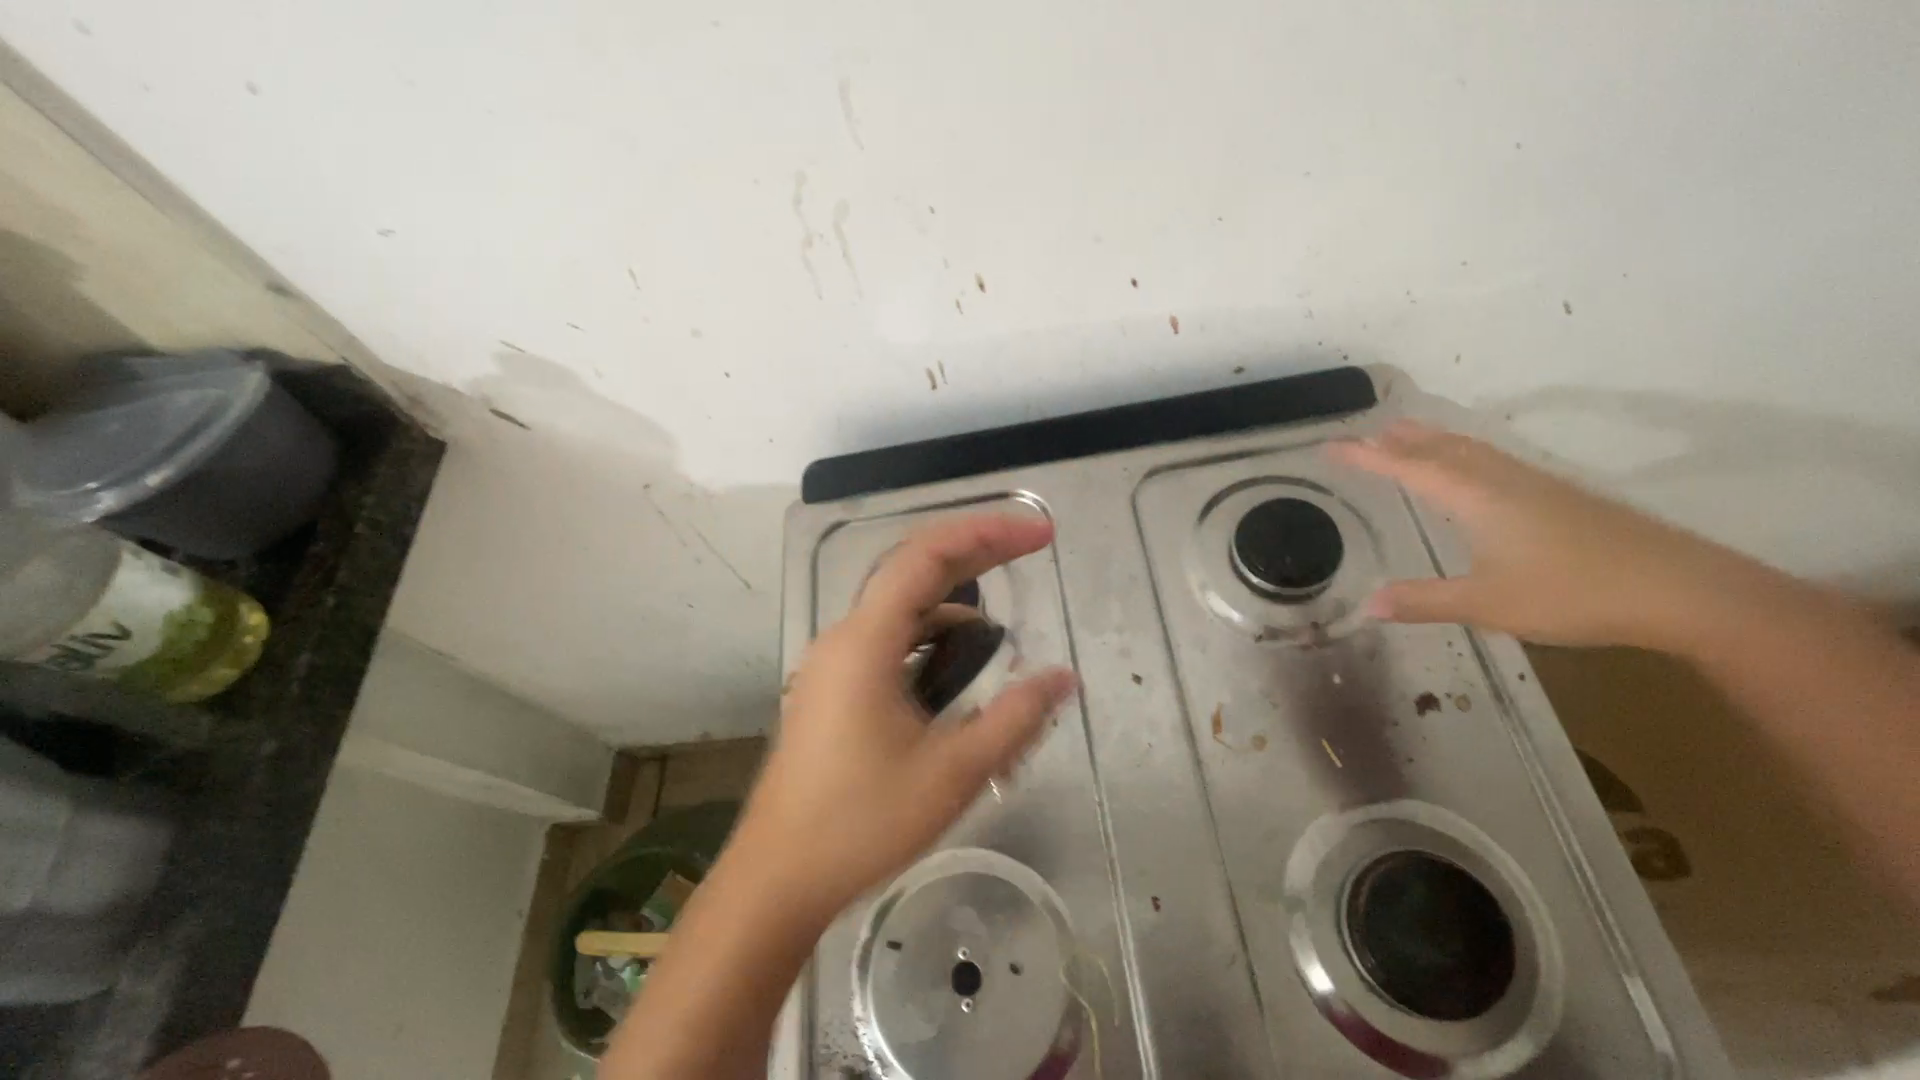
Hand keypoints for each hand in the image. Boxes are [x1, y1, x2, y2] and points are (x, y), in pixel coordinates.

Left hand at [730, 514, 1076, 919]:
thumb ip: (1015, 719)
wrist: (779, 878)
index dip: (987, 534)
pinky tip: (957, 672)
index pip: (927, 557)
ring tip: (1002, 627)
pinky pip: (886, 644)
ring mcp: (831, 667)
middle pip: (912, 573)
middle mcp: (843, 641)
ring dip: (952, 604)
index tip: (1041, 535)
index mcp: (865, 643)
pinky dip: (928, 641)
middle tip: (1034, 548)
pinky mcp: (831, 694)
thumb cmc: (862, 824)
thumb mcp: (953, 773)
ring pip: (898, 611)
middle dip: (975, 554)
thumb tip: (1064, 677)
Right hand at [1327, 420, 1778, 651]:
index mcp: (1475, 498)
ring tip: (1410, 437)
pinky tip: (1474, 472)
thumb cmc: (1571, 593)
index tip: (1330, 446)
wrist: (1676, 588)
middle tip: (1368, 433)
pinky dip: (1465, 454)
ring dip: (1434, 441)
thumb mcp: (1487, 604)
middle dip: (1401, 440)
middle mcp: (1501, 481)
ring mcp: (1536, 485)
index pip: (1408, 468)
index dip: (1366, 458)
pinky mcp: (1560, 497)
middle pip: (1442, 448)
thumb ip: (1425, 601)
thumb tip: (1368, 605)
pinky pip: (1495, 461)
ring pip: (1472, 450)